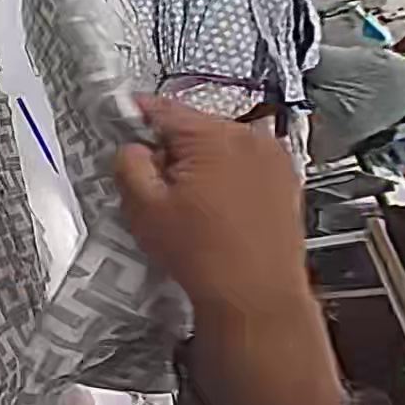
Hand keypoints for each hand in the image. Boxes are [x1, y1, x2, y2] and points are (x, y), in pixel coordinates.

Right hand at [112, 97, 308, 315]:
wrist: (255, 297)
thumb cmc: (200, 253)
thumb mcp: (143, 208)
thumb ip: (128, 164)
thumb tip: (131, 147)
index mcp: (215, 137)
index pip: (163, 108)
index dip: (134, 116)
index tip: (119, 127)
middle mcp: (252, 137)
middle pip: (192, 126)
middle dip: (167, 147)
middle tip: (151, 182)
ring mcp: (275, 158)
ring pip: (217, 145)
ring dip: (196, 162)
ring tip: (183, 201)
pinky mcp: (285, 180)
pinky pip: (241, 164)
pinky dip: (221, 176)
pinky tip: (211, 208)